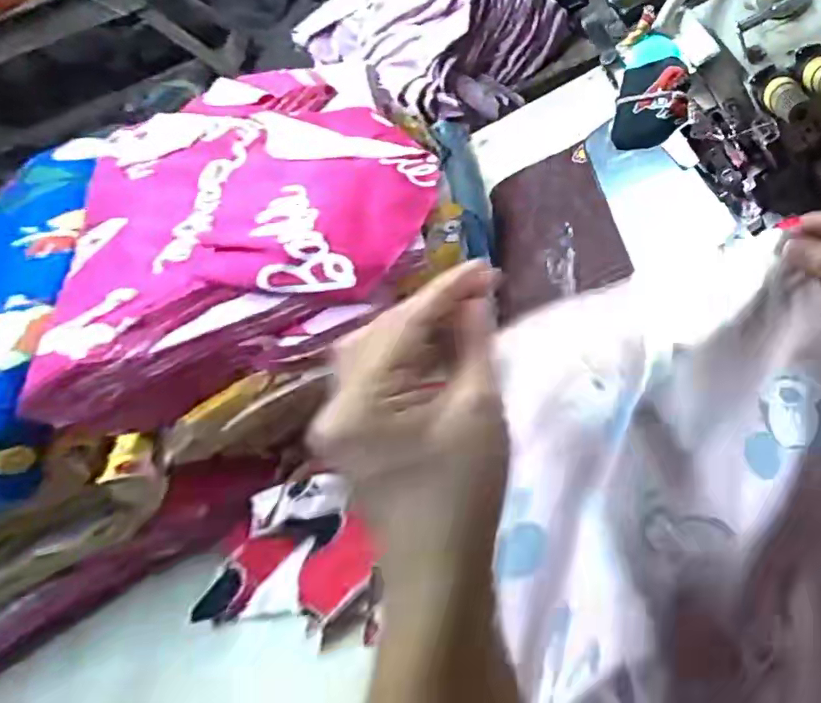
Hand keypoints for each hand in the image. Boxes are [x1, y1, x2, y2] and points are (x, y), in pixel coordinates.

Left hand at [309, 261, 508, 571]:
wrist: (440, 556)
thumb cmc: (465, 483)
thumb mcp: (478, 405)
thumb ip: (472, 345)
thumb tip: (477, 297)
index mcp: (359, 403)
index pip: (402, 327)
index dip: (446, 290)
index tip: (484, 264)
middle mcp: (335, 406)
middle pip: (376, 333)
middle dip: (428, 304)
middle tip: (480, 286)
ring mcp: (340, 419)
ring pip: (374, 349)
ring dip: (419, 324)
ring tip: (468, 307)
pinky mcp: (356, 428)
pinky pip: (380, 371)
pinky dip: (413, 349)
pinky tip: (448, 341)